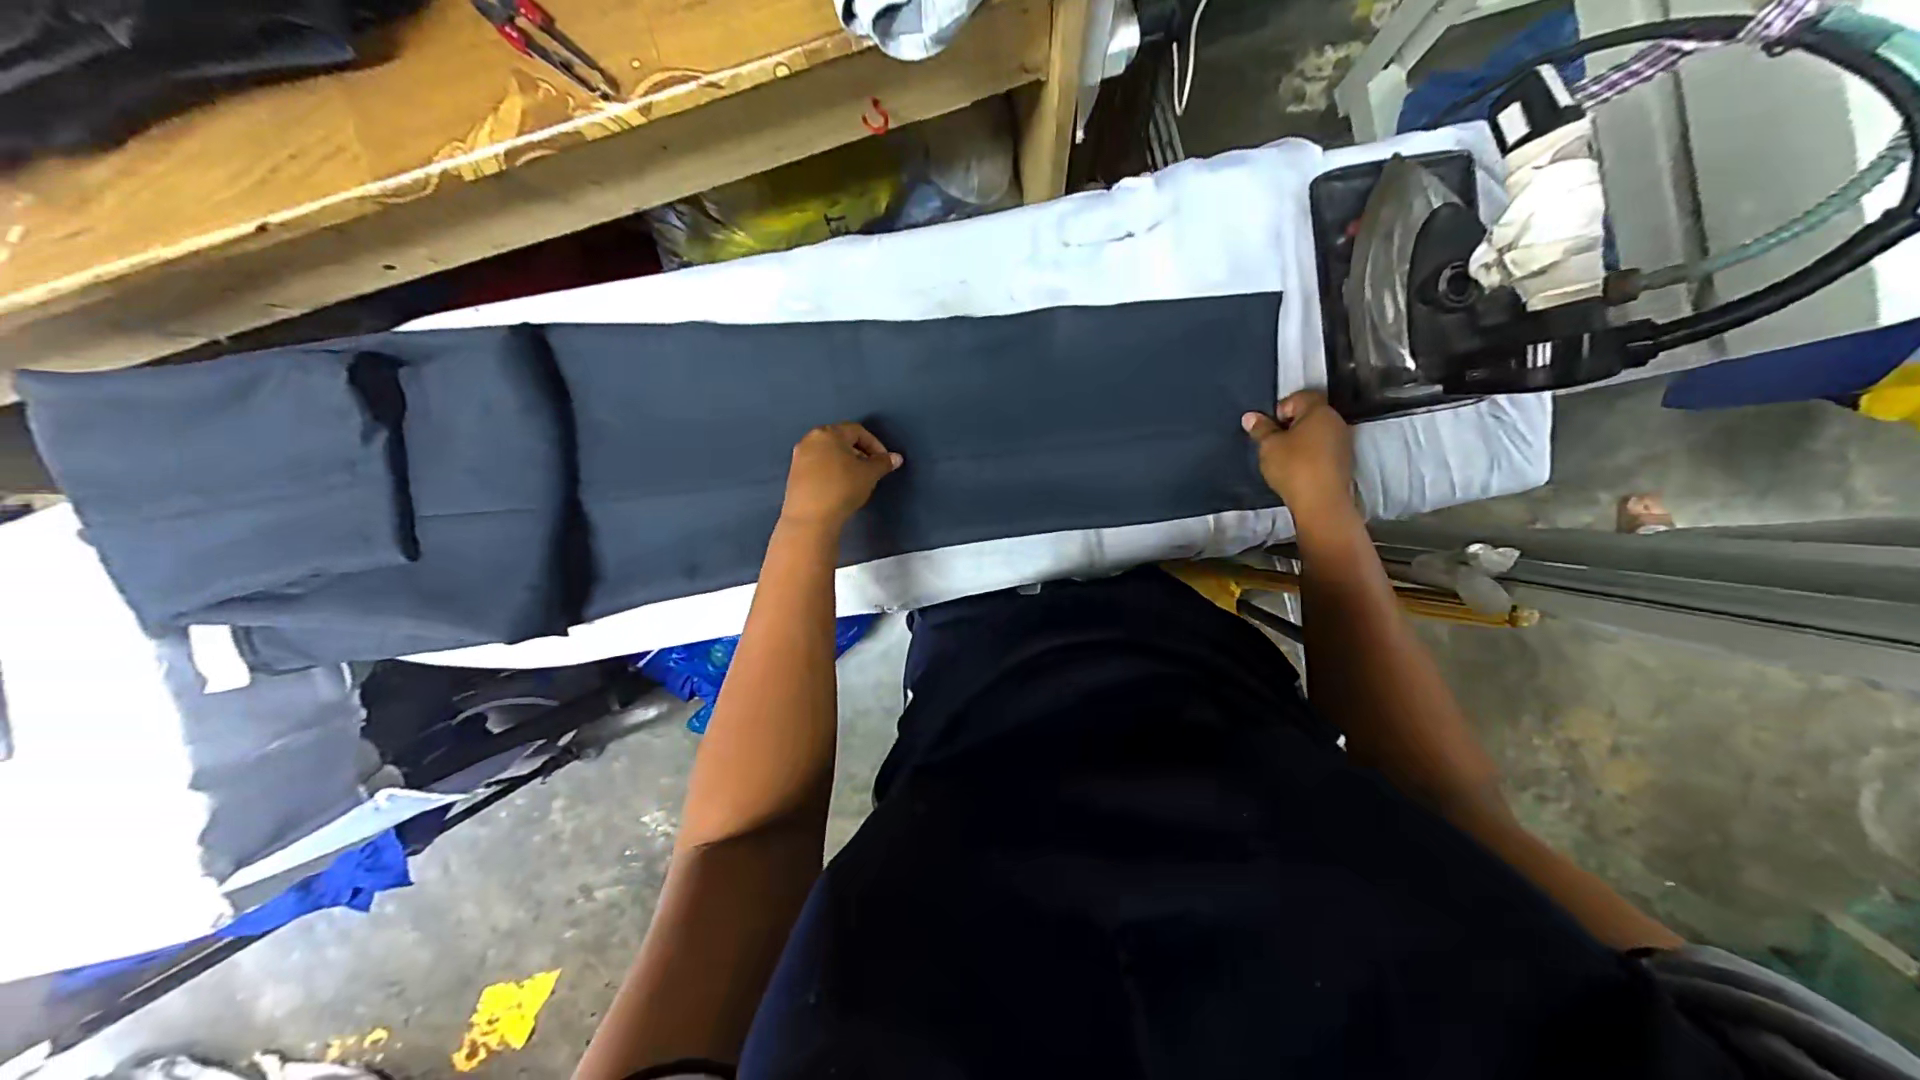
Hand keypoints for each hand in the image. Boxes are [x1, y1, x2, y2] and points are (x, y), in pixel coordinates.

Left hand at [779, 422, 902, 530]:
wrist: (810, 517)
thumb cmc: (843, 488)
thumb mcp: (869, 474)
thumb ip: (883, 463)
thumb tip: (896, 458)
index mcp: (829, 433)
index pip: (857, 431)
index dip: (875, 444)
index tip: (884, 461)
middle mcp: (811, 439)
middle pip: (841, 440)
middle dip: (859, 452)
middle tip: (871, 469)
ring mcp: (799, 457)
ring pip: (828, 453)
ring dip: (845, 462)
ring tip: (856, 479)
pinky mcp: (794, 474)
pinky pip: (818, 466)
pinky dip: (831, 471)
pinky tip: (838, 487)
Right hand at [1241, 390, 1355, 518]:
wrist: (1321, 502)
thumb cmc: (1294, 466)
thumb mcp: (1269, 446)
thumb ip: (1261, 429)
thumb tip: (1250, 416)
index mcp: (1319, 411)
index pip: (1298, 397)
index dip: (1280, 409)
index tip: (1269, 429)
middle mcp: (1336, 421)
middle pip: (1309, 414)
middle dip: (1290, 425)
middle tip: (1273, 443)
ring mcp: (1343, 441)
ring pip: (1317, 433)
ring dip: (1301, 441)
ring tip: (1284, 458)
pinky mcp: (1344, 461)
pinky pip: (1323, 449)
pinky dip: (1310, 454)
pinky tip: (1298, 469)